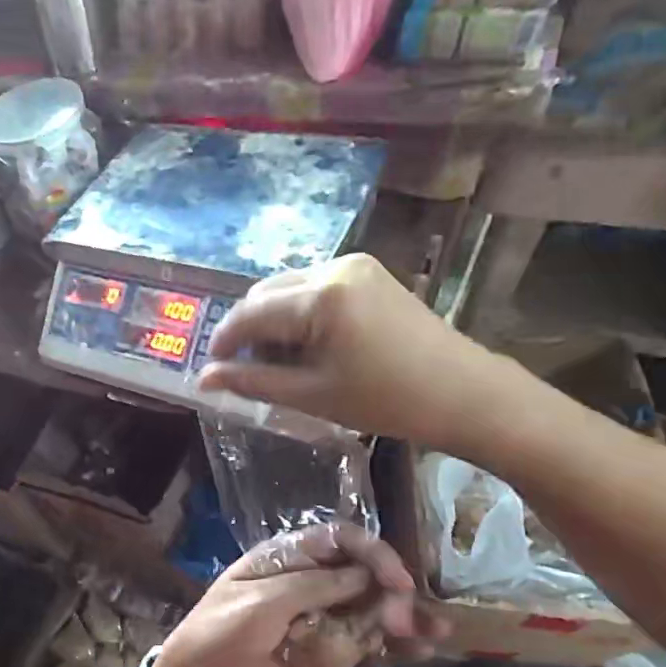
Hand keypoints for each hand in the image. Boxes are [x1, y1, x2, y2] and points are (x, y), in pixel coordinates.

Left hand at [152, 525, 435, 666]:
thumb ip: (315, 586)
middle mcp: (309, 575)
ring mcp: (316, 608)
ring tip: (434, 637)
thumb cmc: (223, 628)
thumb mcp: (264, 602)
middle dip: (392, 594)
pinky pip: (356, 634)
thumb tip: (363, 576)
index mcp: (289, 555)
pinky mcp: (318, 637)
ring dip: (399, 618)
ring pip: (366, 605)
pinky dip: (383, 641)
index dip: (375, 554)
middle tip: (409, 622)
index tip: (399, 581)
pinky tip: (413, 650)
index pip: (342, 539)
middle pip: (362, 574)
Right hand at [198, 253, 522, 449]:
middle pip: (268, 293)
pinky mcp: (371, 273)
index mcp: (319, 297)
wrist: (460, 391)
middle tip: (248, 373)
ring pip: (292, 288)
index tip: (211, 371)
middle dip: (250, 331)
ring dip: (276, 322)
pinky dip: (302, 314)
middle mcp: (333, 267)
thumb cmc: (386, 401)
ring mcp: (356, 265)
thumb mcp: (313, 396)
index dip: (224, 342)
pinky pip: (318, 288)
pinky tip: (310, 347)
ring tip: (280, 365)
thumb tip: (205, 380)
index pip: (250, 313)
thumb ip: (255, 384)